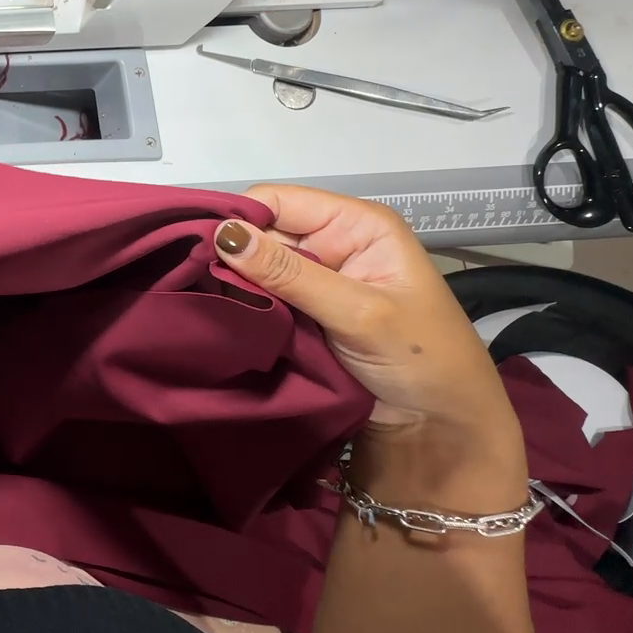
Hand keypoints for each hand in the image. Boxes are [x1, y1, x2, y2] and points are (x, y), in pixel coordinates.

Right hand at [214, 186, 526, 507]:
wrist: (442, 431)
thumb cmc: (423, 360)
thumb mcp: (358, 312)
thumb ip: (288, 272)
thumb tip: (221, 234)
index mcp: (355, 224)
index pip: (276, 201)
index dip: (237, 218)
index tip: (196, 246)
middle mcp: (329, 241)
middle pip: (259, 230)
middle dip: (229, 252)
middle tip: (191, 275)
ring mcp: (313, 277)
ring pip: (252, 264)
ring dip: (231, 281)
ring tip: (200, 295)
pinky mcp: (298, 308)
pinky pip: (256, 294)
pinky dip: (239, 302)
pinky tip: (220, 309)